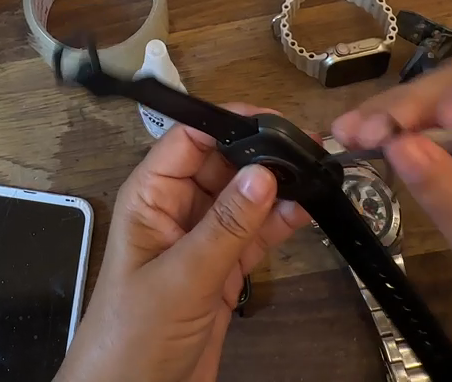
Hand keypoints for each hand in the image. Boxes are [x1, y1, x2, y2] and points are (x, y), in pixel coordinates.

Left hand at [56, 111, 313, 381]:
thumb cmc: (135, 332)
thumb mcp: (180, 277)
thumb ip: (224, 227)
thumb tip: (265, 173)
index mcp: (151, 195)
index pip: (188, 140)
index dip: (227, 123)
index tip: (273, 119)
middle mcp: (175, 208)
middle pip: (220, 164)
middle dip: (259, 153)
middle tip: (307, 146)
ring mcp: (200, 239)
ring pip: (240, 198)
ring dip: (273, 187)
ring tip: (315, 172)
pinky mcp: (221, 270)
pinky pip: (251, 235)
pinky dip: (276, 223)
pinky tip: (304, 210)